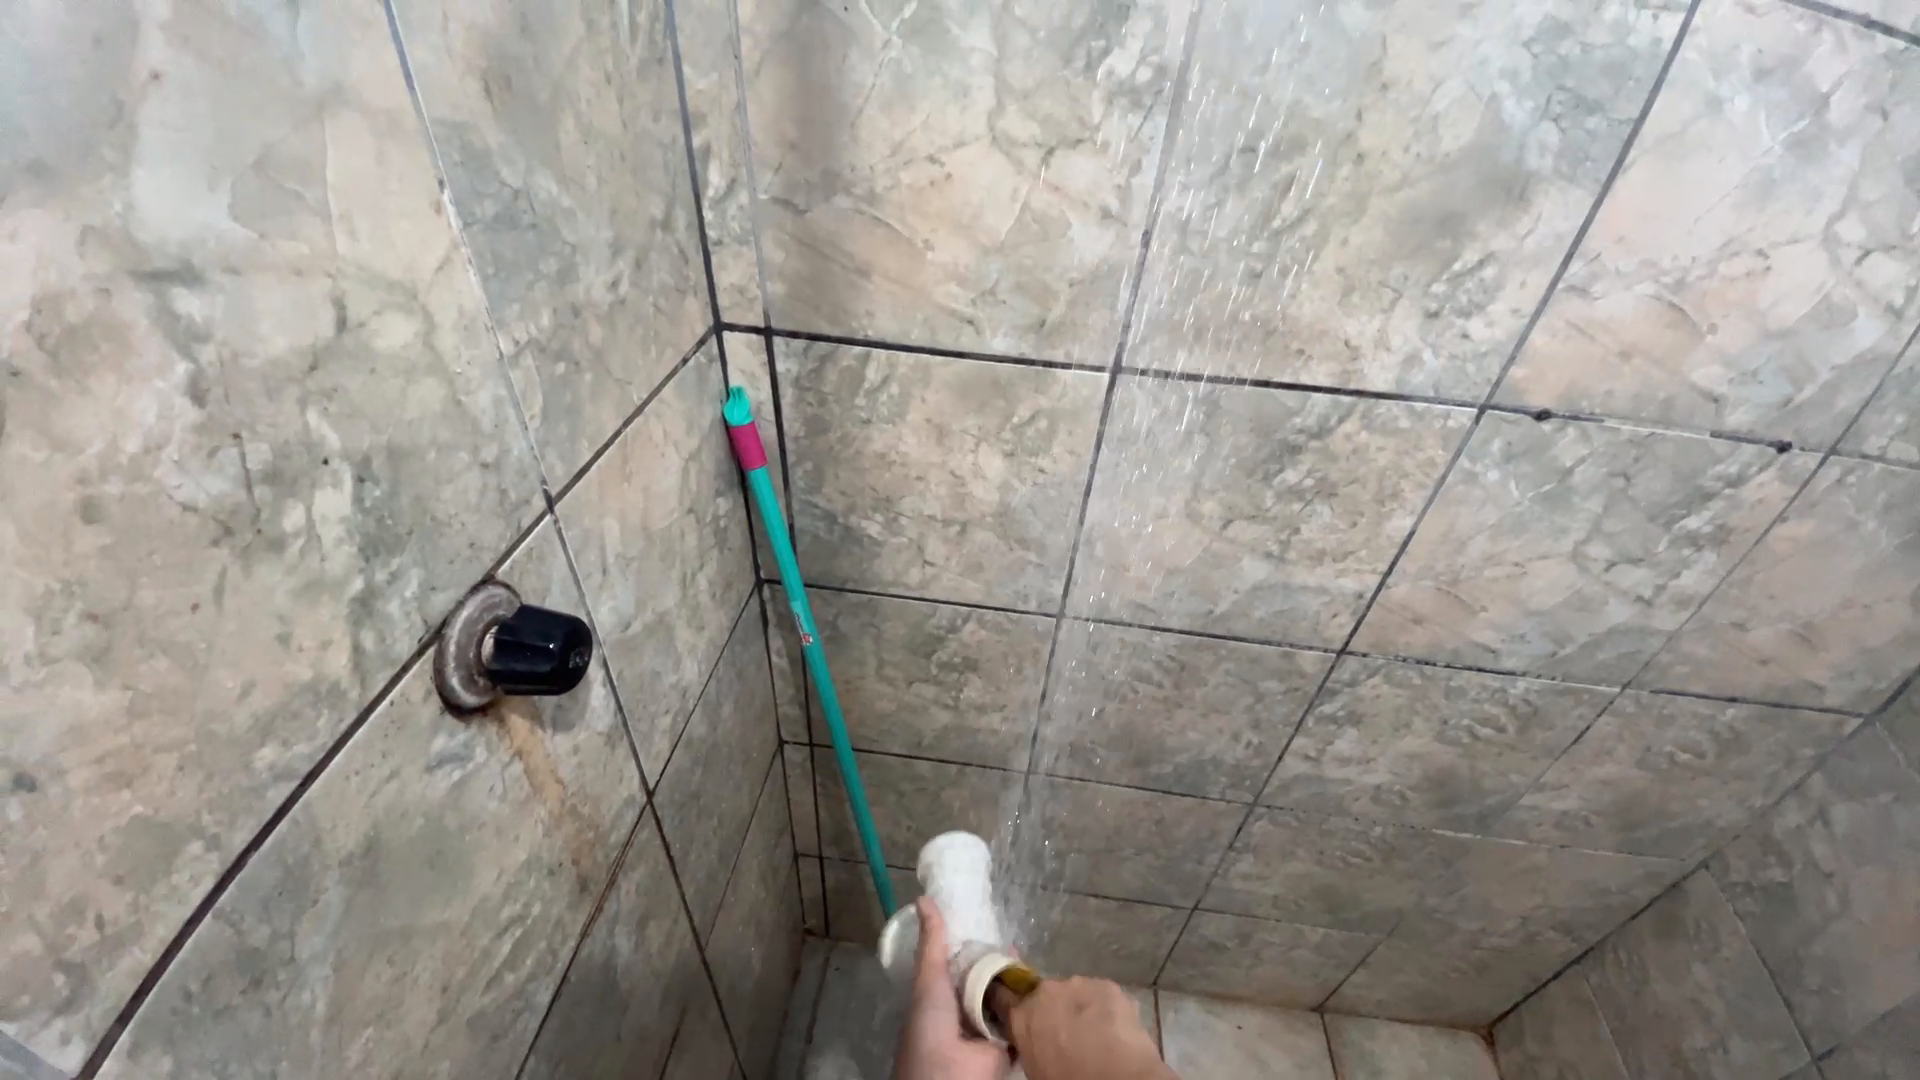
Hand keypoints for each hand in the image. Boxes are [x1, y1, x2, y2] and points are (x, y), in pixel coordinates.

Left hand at [893, 897, 1010, 1079]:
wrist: (949, 1076)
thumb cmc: (930, 1025)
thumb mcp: (929, 978)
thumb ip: (932, 943)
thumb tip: (923, 898)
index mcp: (942, 998)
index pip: (960, 967)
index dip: (974, 948)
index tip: (989, 926)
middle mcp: (963, 1013)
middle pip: (985, 982)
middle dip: (998, 964)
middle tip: (1014, 943)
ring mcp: (986, 1031)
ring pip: (1003, 1000)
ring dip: (1014, 982)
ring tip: (1027, 957)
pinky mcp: (1008, 1046)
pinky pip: (1019, 1021)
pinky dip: (1028, 1005)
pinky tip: (1038, 984)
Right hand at [1010, 977, 1173, 1079]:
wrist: (1114, 1076)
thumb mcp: (1035, 1069)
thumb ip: (1029, 1044)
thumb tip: (1033, 1039)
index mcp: (1022, 1016)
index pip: (1002, 997)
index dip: (1006, 999)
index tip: (1011, 1005)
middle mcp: (1045, 992)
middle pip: (1044, 995)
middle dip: (1052, 1009)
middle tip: (1064, 1032)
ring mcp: (1076, 983)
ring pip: (1074, 992)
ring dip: (1078, 1007)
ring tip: (1092, 1031)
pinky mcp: (1106, 985)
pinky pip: (1100, 994)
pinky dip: (1103, 1008)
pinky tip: (1112, 1029)